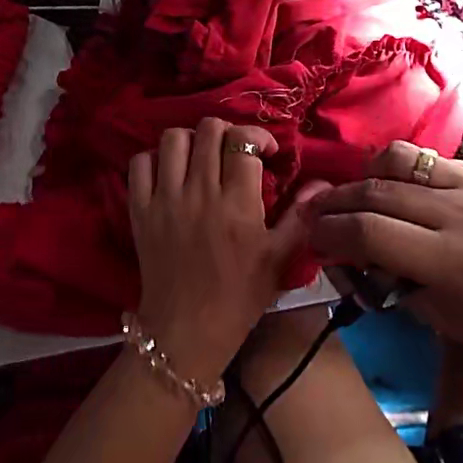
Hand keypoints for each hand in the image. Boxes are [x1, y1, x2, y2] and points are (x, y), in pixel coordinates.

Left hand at [127, 118, 322, 386]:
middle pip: (209, 130)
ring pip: (174, 138)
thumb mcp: (280, 259)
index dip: (258, 137)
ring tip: (201, 158)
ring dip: (192, 140)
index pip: (243, 140)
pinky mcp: (139, 209)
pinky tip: (170, 173)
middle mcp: (200, 193)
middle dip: (228, 133)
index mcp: (237, 205)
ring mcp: (165, 199)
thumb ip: (302, 217)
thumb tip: (322, 182)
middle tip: (234, 153)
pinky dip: (154, 159)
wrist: (186, 332)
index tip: (265, 153)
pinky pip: (140, 162)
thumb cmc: (239, 296)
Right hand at [307, 141, 462, 382]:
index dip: (330, 232)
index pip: (369, 233)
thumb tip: (344, 248)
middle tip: (317, 208)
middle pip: (378, 191)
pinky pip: (433, 161)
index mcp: (456, 262)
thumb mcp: (438, 317)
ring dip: (368, 174)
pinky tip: (402, 190)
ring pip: (402, 159)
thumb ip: (387, 277)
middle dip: (338, 200)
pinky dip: (407, 174)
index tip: (309, 233)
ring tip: (356, 190)